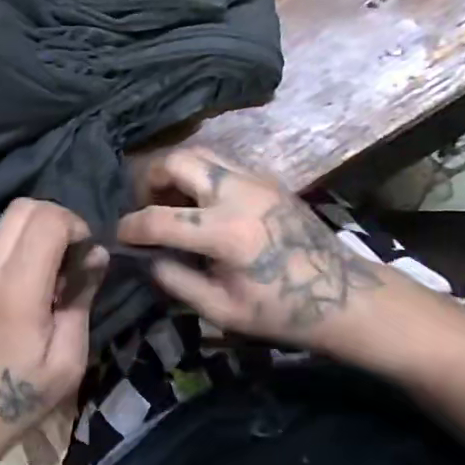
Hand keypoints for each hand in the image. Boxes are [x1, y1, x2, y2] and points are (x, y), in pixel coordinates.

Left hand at [0, 199, 108, 464]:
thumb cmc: (18, 399)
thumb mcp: (68, 359)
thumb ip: (82, 297)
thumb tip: (95, 254)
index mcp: (15, 288)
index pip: (47, 218)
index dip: (76, 225)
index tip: (86, 257)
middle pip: (22, 207)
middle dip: (55, 220)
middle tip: (70, 259)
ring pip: (4, 226)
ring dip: (32, 238)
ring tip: (44, 285)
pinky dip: (12, 256)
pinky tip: (16, 298)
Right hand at [118, 147, 383, 349]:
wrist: (346, 297)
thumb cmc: (282, 311)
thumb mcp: (221, 310)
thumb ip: (175, 281)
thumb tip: (146, 256)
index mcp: (226, 234)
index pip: (158, 218)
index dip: (129, 227)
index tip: (118, 236)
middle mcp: (239, 195)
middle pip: (176, 161)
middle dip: (149, 180)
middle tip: (145, 205)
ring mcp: (256, 180)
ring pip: (198, 153)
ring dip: (174, 172)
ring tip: (171, 200)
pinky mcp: (267, 178)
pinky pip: (220, 161)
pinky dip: (199, 173)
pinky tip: (200, 201)